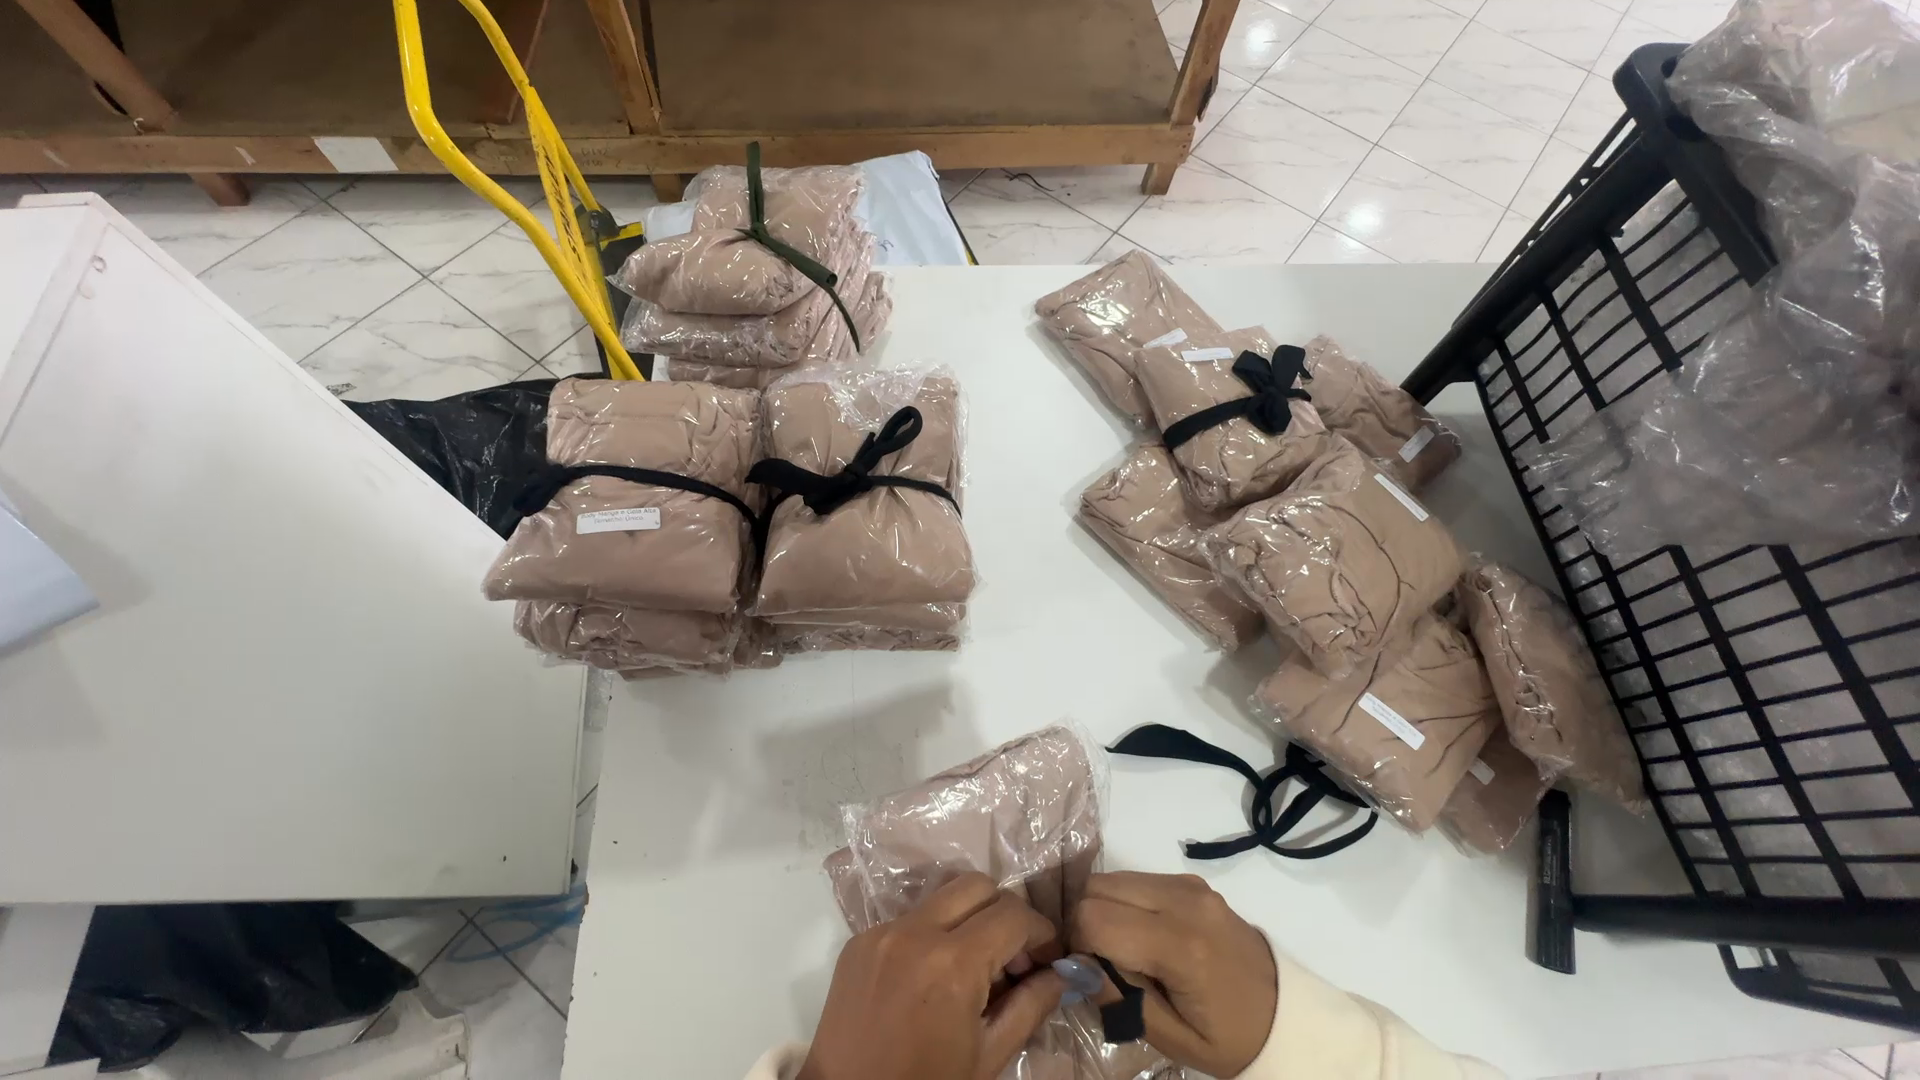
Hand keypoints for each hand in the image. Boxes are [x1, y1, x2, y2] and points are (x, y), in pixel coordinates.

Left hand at [800, 873, 1067, 1079]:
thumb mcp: (989, 1057)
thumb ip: (1031, 1006)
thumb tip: (1061, 973)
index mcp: (952, 964)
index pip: (1013, 915)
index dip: (1041, 933)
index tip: (1049, 959)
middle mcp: (915, 932)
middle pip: (978, 885)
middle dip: (1006, 914)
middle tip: (1014, 957)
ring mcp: (882, 931)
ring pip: (942, 896)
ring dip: (970, 918)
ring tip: (976, 965)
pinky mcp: (859, 940)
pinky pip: (910, 918)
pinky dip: (933, 934)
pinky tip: (934, 976)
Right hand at [1071, 872, 1276, 1077]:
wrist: (1286, 1013)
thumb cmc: (1229, 1037)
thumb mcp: (1173, 1040)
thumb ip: (1120, 999)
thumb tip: (1077, 965)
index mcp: (1181, 946)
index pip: (1095, 918)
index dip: (1078, 943)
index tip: (1089, 971)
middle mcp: (1183, 901)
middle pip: (1096, 887)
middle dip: (1085, 921)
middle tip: (1101, 959)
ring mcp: (1188, 884)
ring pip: (1112, 877)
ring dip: (1102, 908)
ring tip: (1122, 947)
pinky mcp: (1191, 880)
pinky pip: (1135, 878)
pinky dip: (1123, 901)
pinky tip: (1141, 933)